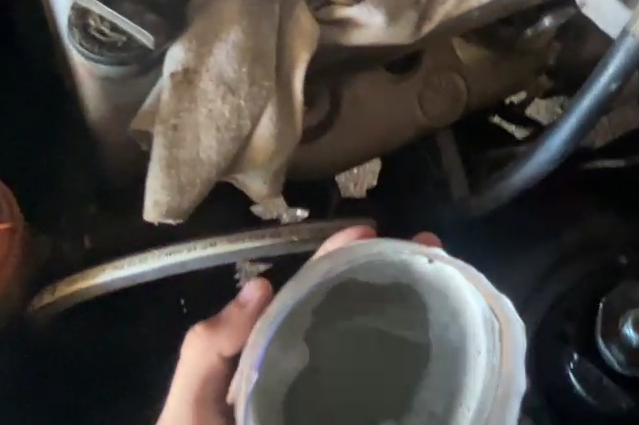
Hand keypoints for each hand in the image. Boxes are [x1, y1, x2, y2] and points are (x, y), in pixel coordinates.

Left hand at [156, 225, 440, 424]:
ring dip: (415, 302)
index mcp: (272, 358)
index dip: (336, 258)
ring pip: (384, 341)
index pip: (307, 295)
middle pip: (355, 308)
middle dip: (391, 269)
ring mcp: (346, 397)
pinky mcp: (374, 412)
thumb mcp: (187, 416)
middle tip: (429, 247)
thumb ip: (206, 354)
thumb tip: (259, 284)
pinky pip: (401, 389)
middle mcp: (313, 371)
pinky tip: (451, 339)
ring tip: (445, 275)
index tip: (370, 231)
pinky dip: (427, 362)